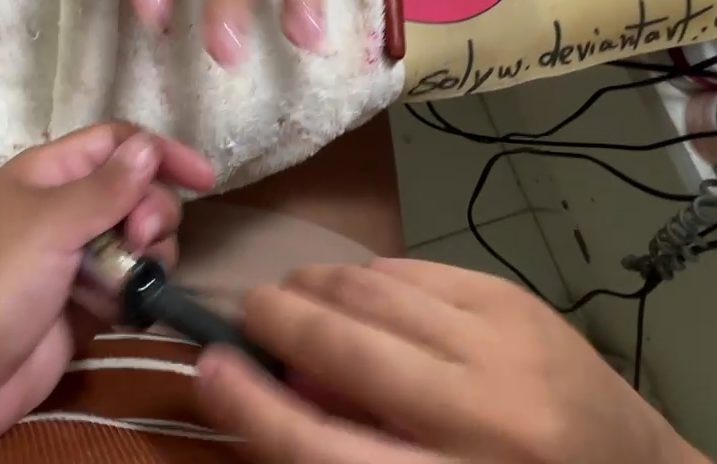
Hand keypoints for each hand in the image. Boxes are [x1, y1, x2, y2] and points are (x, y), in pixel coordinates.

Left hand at [0, 123, 215, 453]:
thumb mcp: (50, 223)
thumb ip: (106, 187)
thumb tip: (150, 144)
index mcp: (48, 172)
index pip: (115, 143)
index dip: (159, 152)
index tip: (205, 179)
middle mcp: (64, 208)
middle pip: (134, 191)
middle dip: (151, 210)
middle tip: (139, 239)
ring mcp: (74, 258)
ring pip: (137, 240)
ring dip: (145, 256)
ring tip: (125, 280)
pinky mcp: (83, 304)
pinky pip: (127, 285)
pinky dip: (132, 293)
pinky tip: (117, 309)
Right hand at [195, 261, 705, 463]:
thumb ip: (345, 449)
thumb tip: (271, 377)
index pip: (320, 449)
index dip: (250, 404)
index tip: (206, 364)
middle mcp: (482, 419)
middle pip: (336, 347)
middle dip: (271, 319)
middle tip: (249, 315)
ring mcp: (502, 346)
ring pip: (362, 290)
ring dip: (311, 289)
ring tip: (298, 300)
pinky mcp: (511, 299)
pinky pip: (403, 270)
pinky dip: (366, 282)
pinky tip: (365, 300)